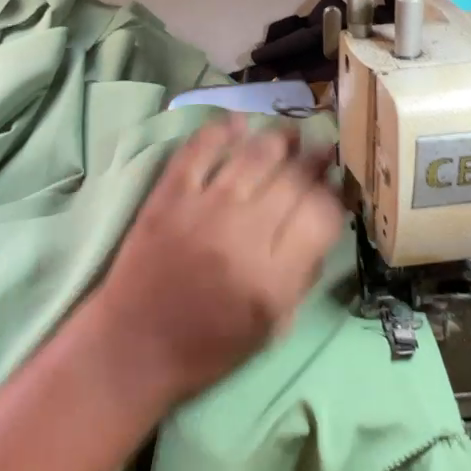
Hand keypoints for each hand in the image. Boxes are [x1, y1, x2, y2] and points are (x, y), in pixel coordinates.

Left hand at [80, 116, 343, 401]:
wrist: (133, 347)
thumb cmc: (208, 347)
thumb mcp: (273, 327)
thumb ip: (302, 275)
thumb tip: (322, 225)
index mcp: (273, 278)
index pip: (322, 214)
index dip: (337, 194)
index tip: (337, 186)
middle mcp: (244, 236)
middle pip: (294, 179)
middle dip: (315, 161)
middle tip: (322, 152)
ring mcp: (203, 211)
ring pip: (254, 156)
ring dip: (278, 140)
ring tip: (289, 136)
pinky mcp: (167, 198)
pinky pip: (199, 150)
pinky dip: (221, 131)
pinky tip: (238, 124)